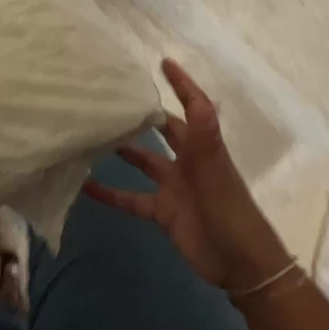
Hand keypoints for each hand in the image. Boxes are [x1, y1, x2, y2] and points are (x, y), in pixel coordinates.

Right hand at [83, 59, 293, 292]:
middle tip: (114, 97)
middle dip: (144, 114)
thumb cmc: (231, 214)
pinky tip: (87, 187)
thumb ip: (205, 138)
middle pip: (164, 131)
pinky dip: (111, 194)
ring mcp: (174, 188)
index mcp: (203, 150)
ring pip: (144, 161)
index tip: (163, 63)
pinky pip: (132, 198)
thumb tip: (197, 98)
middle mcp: (188, 164)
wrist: (242, 267)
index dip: (181, 86)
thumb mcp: (216, 173)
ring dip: (123, 149)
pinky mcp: (163, 212)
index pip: (192, 109)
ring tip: (93, 134)